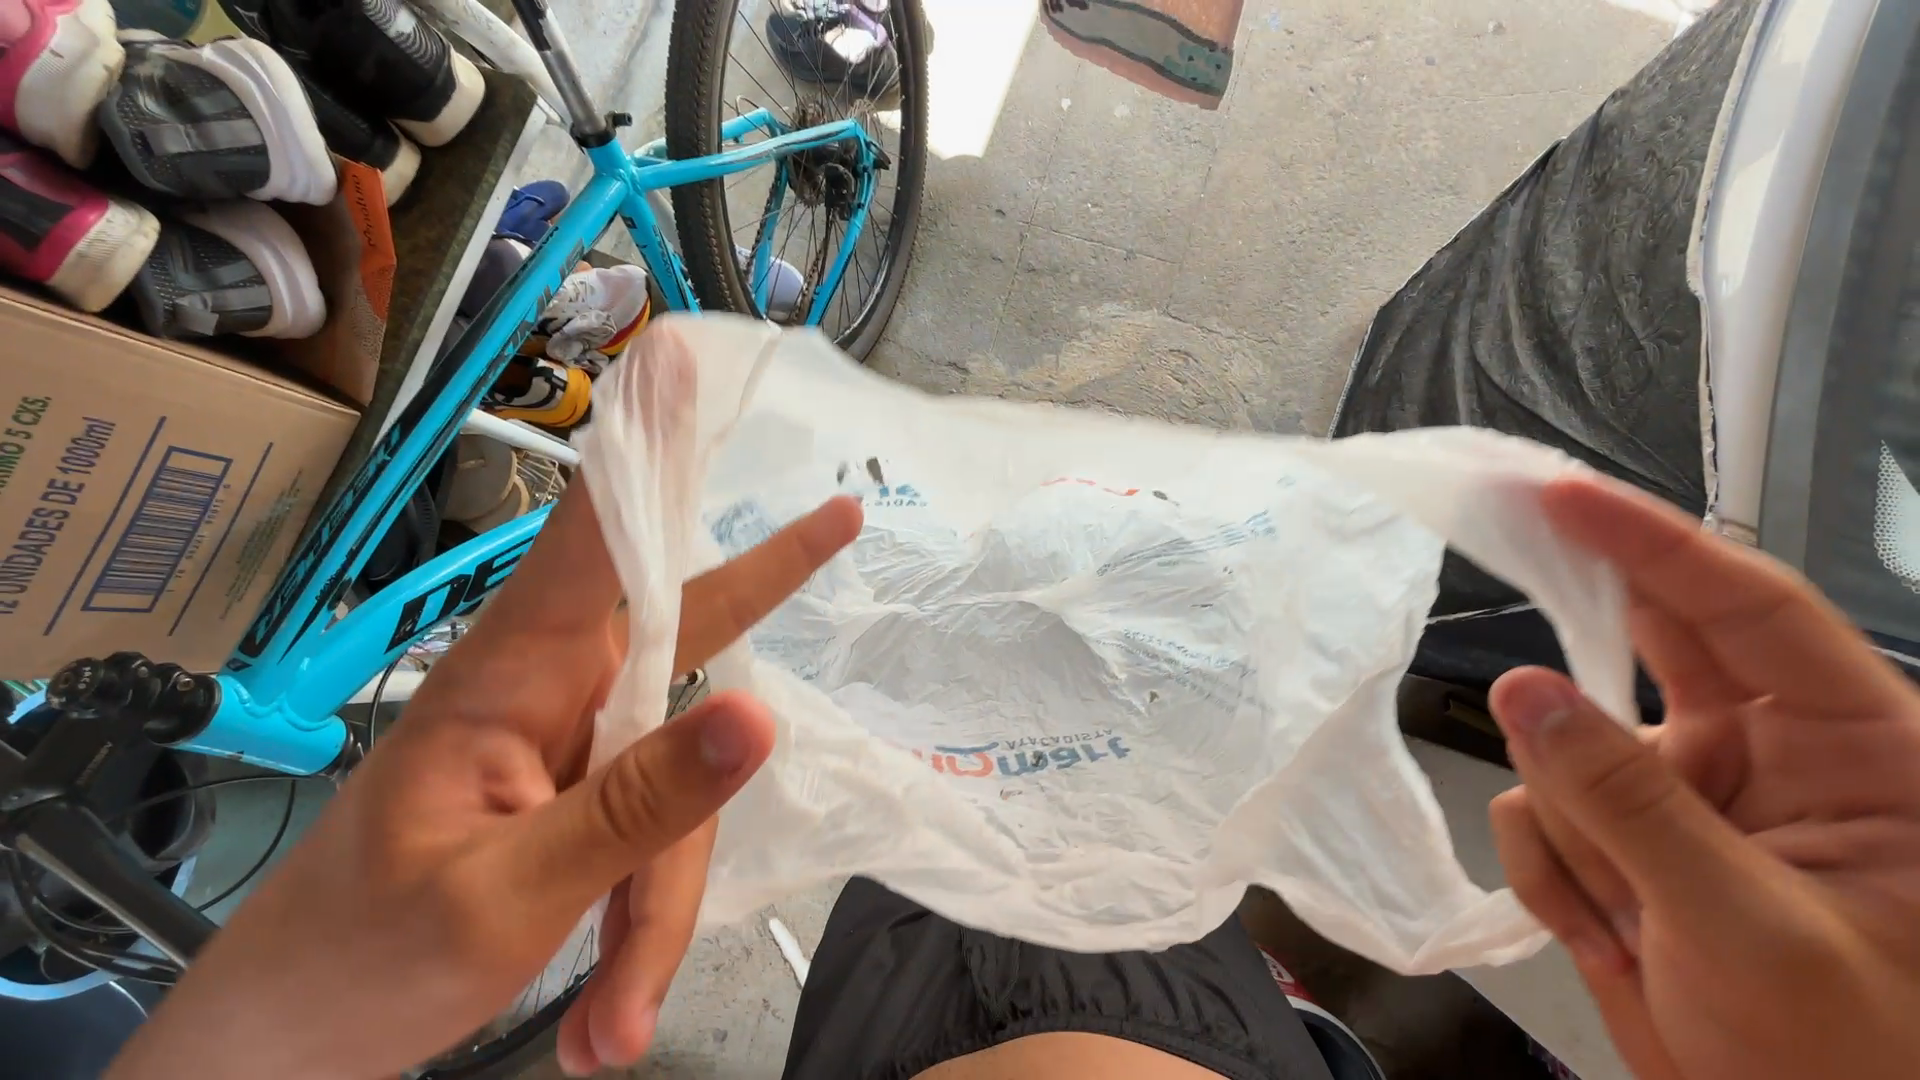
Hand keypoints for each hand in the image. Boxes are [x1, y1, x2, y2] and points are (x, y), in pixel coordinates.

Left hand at [106, 482, 861, 1079]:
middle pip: (689, 643)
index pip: (596, 532)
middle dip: (764, 588)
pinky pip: (665, 830)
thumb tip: (761, 714)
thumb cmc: (364, 953)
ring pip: (685, 776)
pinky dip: (647, 922)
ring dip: (658, 907)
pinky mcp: (599, 790)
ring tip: (610, 1021)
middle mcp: (563, 683)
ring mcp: (587, 739)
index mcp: (519, 669)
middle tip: (843, 517)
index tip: (684, 360)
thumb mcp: (506, 891)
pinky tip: (611, 1013)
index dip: (646, 446)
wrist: (299, 1037)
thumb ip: (638, 803)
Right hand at [1486, 476, 1919, 1078]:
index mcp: (1864, 754)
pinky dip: (1553, 874)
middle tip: (1515, 539)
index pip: (1751, 614)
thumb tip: (1523, 689)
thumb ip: (1632, 803)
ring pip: (1561, 747)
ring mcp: (1677, 792)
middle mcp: (1767, 753)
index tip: (1560, 499)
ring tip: (1630, 924)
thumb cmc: (1853, 1064)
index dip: (1653, 546)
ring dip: (1576, 830)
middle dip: (1585, 617)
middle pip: (1651, 644)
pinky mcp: (1614, 832)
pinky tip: (1610, 938)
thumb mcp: (1751, 931)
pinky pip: (1534, 813)